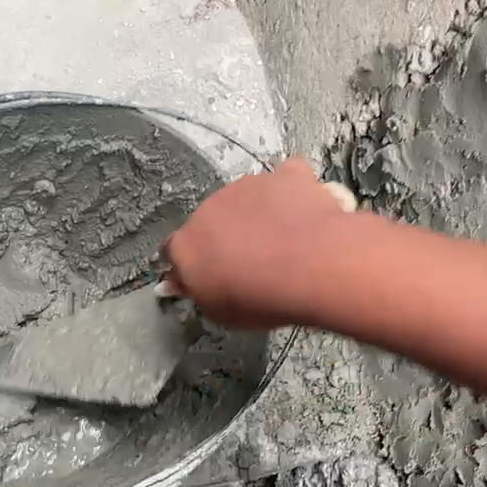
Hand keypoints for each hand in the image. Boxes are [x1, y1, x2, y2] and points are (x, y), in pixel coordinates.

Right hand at [161, 158, 357, 328]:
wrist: (312, 267)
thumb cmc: (260, 299)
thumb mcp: (220, 311)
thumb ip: (196, 292)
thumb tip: (174, 283)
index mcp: (186, 244)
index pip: (174, 249)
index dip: (191, 260)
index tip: (208, 274)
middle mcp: (208, 208)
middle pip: (211, 220)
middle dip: (225, 235)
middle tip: (251, 261)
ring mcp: (247, 186)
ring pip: (246, 198)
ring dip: (256, 213)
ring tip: (284, 241)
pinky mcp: (284, 175)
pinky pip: (284, 179)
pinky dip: (290, 191)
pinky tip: (304, 210)